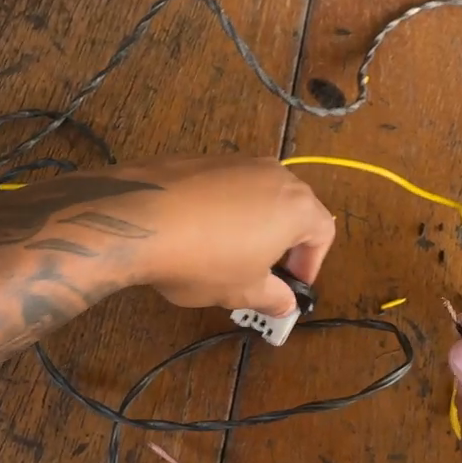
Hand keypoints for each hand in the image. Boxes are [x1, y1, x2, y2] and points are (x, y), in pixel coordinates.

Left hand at [114, 155, 334, 313]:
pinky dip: (224, 211)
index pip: (324, 233)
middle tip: (263, 274)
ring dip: (254, 226)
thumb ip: (273, 298)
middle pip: (294, 210)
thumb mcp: (243, 291)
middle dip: (284, 244)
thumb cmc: (204, 261)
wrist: (137, 221)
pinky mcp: (201, 158)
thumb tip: (285, 304)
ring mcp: (236, 160)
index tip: (288, 288)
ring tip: (227, 256)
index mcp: (297, 205)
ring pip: (259, 196)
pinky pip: (226, 187)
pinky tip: (197, 235)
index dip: (310, 265)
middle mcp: (274, 173)